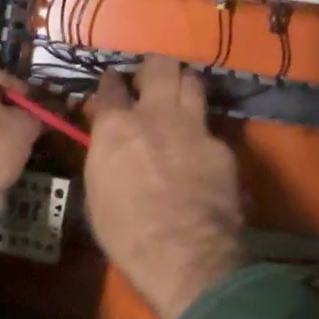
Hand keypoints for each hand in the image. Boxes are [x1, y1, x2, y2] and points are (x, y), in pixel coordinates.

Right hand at [84, 56, 242, 318]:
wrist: (184, 252)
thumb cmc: (126, 232)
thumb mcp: (96, 194)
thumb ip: (104, 160)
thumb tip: (108, 151)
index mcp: (116, 127)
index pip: (110, 86)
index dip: (110, 83)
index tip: (112, 86)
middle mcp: (155, 115)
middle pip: (159, 66)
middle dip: (153, 68)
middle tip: (149, 81)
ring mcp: (194, 127)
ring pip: (192, 82)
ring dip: (183, 84)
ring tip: (179, 96)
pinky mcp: (222, 147)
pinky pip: (211, 128)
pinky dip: (203, 133)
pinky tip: (201, 149)